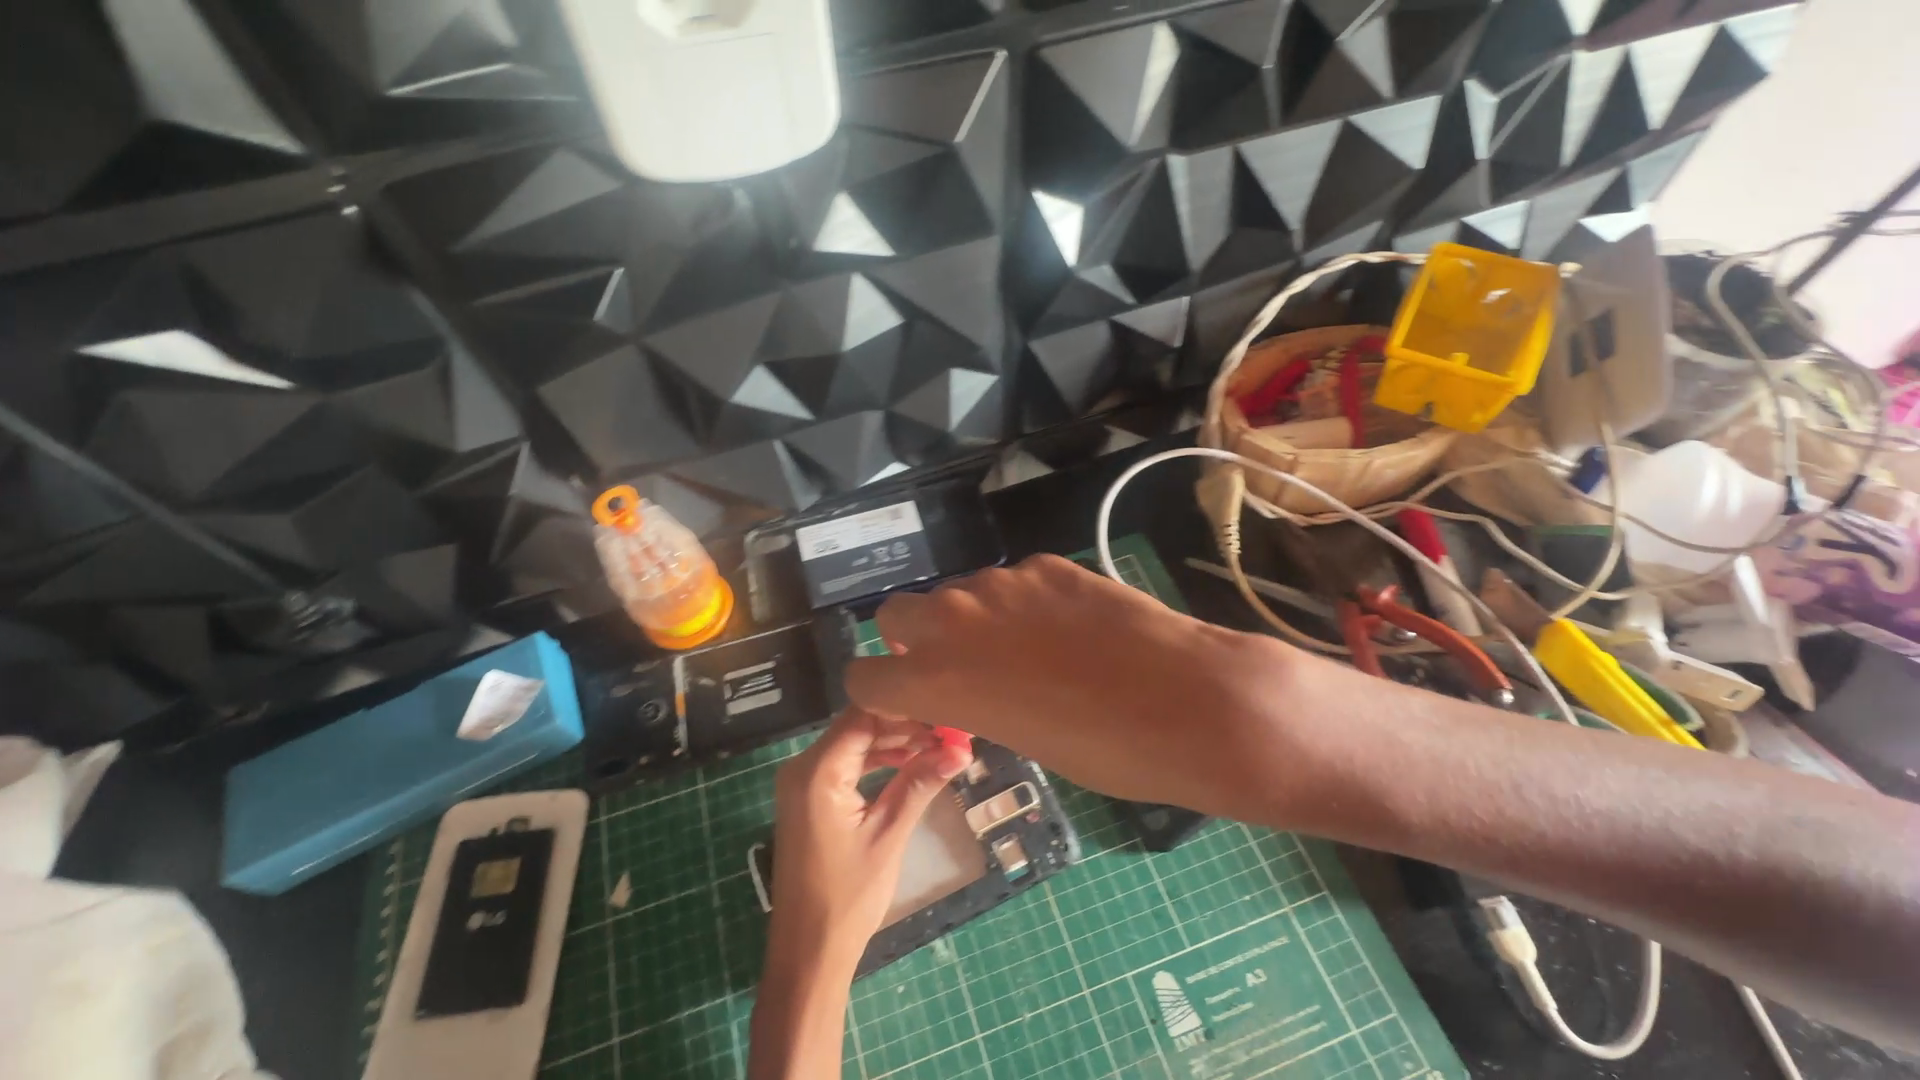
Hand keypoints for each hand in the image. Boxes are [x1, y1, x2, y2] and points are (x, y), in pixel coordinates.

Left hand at [768, 708, 973, 959]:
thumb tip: (960, 750)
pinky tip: (910, 765)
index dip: (907, 709)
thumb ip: (919, 784)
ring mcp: (802, 784)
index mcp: (818, 771)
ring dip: (893, 744)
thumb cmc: (848, 896)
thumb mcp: (888, 836)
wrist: (808, 951)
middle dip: (904, 726)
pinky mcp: (809, 800)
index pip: (864, 715)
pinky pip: (845, 766)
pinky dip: (876, 763)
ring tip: (939, 747)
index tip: (947, 713)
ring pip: (853, 745)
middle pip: (858, 726)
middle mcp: (803, 768)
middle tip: (951, 731)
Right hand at [845, 554, 1306, 823]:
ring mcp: (1000, 583)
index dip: (883, 693)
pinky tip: (1068, 631)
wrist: (1189, 701)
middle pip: (896, 614)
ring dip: (972, 620)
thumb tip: (967, 690)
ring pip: (957, 594)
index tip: (909, 703)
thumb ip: (972, 705)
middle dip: (913, 640)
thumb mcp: (1019, 741)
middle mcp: (953, 619)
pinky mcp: (1044, 564)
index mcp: (935, 678)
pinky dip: (1021, 604)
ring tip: (1027, 651)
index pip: (864, 676)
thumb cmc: (1106, 752)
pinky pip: (1010, 583)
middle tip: (959, 669)